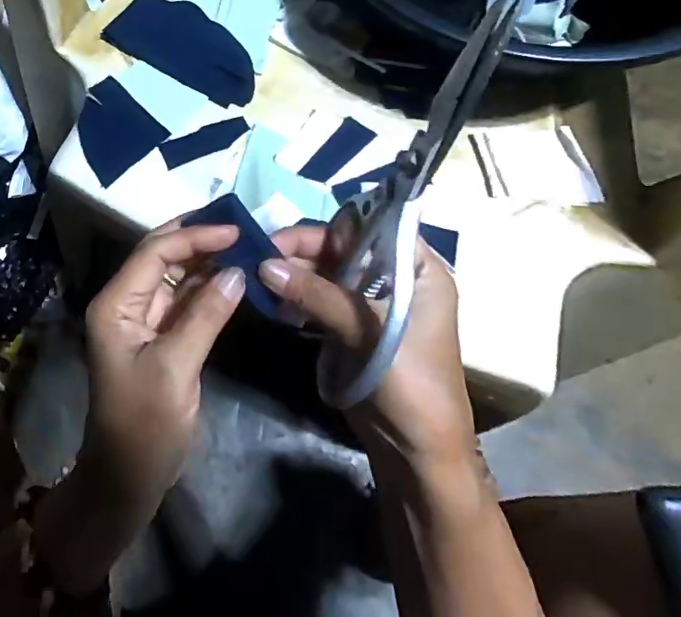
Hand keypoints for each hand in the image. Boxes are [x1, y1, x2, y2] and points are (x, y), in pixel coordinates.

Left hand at [81, 222, 246, 510]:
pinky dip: (210, 284)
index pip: (155, 252)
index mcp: (116, 304)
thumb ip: (206, 315)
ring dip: (208, 258)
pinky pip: (186, 297)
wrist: (127, 479)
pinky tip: (236, 276)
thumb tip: (238, 271)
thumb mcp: (175, 368)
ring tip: (245, 244)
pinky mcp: (161, 334)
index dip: (195, 236)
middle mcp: (126, 301)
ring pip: (176, 273)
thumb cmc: (144, 425)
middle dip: (199, 237)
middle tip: (241, 226)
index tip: (237, 230)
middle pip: (162, 254)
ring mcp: (143, 317)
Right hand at [261, 227, 475, 472]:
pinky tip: (274, 299)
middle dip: (306, 248)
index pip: (376, 226)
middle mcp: (398, 278)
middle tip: (262, 253)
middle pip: (348, 247)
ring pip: (331, 272)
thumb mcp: (369, 332)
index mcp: (419, 268)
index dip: (334, 224)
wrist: (418, 456)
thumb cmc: (411, 385)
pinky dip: (300, 296)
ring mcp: (374, 303)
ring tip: (261, 274)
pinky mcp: (354, 327)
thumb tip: (265, 264)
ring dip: (298, 271)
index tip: (289, 233)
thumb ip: (319, 295)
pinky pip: (323, 298)